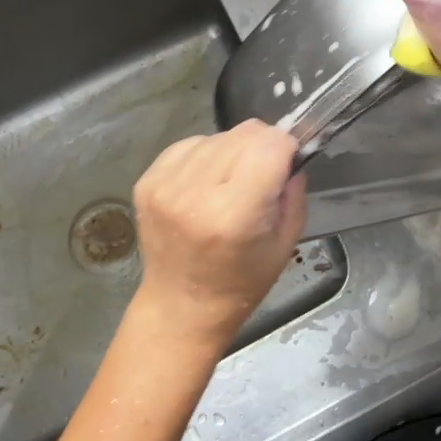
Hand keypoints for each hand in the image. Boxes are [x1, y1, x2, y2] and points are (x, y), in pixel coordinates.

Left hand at [131, 120, 306, 345]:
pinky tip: (208, 183)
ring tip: (231, 183)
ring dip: (233, 150)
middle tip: (263, 176)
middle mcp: (195, 194)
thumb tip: (290, 153)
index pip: (270, 145)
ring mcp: (165, 185)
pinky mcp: (147, 181)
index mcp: (234, 215)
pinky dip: (206, 155)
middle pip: (244, 133)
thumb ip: (293, 192)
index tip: (288, 165)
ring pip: (218, 135)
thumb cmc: (241, 282)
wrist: (181, 306)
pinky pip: (189, 144)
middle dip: (262, 147)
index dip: (286, 148)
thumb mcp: (285, 242)